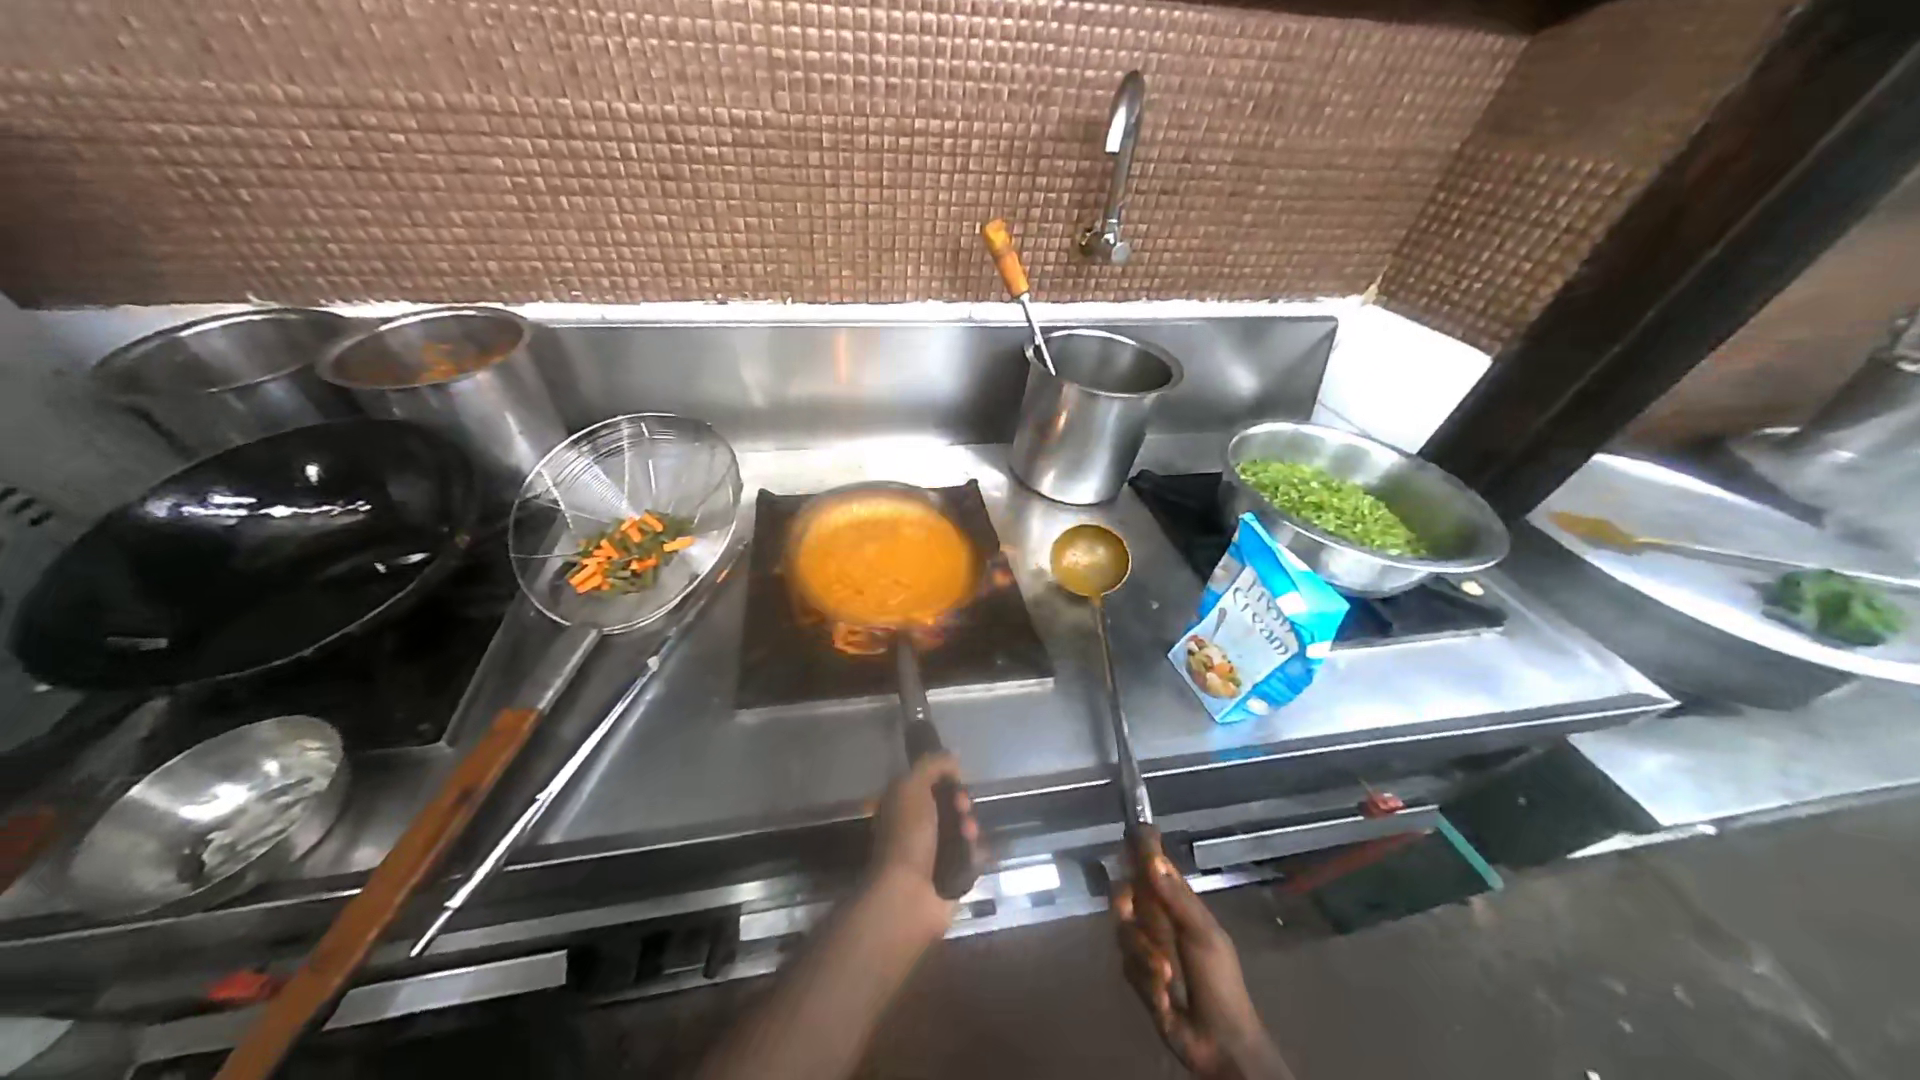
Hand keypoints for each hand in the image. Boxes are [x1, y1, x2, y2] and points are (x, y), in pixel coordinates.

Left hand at [866, 754, 981, 935]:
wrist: (908, 895)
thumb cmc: (907, 836)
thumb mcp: (912, 787)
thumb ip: (932, 765)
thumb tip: (953, 758)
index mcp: (902, 805)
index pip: (931, 783)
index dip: (946, 779)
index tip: (955, 781)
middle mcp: (916, 827)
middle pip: (951, 806)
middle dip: (961, 804)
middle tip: (962, 810)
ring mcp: (933, 854)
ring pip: (964, 831)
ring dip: (970, 829)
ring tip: (967, 837)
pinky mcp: (950, 877)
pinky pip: (971, 857)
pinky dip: (975, 854)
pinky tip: (972, 856)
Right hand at [1114, 860, 1290, 1079]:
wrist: (1219, 1043)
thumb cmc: (1220, 982)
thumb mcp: (1203, 935)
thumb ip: (1175, 898)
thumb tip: (1152, 857)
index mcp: (1180, 903)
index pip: (1155, 864)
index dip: (1143, 846)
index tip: (1131, 830)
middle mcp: (1159, 918)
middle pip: (1125, 891)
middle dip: (1126, 903)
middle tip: (1129, 910)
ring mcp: (1147, 946)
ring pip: (1122, 930)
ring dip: (1144, 955)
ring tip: (1165, 977)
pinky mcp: (1137, 974)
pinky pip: (1126, 963)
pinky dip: (1145, 979)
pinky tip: (1164, 997)